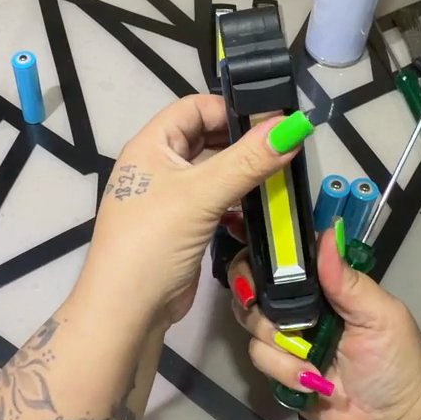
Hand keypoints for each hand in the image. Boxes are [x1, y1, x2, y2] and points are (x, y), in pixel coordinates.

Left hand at [82, 95, 301, 326]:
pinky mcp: (184, 226)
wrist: (127, 312)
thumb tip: (293, 127)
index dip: (230, 108)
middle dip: (243, 141)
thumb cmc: (153, 241)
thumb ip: (248, 161)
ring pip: (215, 171)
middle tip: (285, 147)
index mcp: (151, 145)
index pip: (194, 108)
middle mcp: (159, 165)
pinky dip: (238, 201)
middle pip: (207, 137)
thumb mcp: (201, 195)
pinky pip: (216, 201)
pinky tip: (261, 209)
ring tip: (282, 175)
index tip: (272, 119)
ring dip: (244, 173)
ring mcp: (171, 198)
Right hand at [230, 229, 420, 419]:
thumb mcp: (381, 316)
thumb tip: (326, 233)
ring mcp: (286, 337)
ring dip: (280, 346)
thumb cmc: (397, 362)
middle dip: (255, 299)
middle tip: (275, 318)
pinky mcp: (278, 368)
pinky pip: (260, 358)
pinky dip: (284, 371)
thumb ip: (348, 280)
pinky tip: (311, 382)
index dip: (260, 251)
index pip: (283, 256)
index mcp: (323, 284)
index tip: (249, 254)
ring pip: (252, 324)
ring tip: (311, 362)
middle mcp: (298, 305)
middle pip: (251, 284)